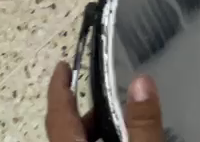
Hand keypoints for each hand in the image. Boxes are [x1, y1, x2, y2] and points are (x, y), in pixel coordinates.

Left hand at [45, 62, 165, 141]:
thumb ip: (141, 123)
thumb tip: (142, 80)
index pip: (58, 114)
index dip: (58, 88)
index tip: (62, 65)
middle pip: (69, 129)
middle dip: (89, 108)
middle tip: (112, 88)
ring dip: (99, 127)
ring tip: (127, 114)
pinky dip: (105, 140)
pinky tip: (127, 139)